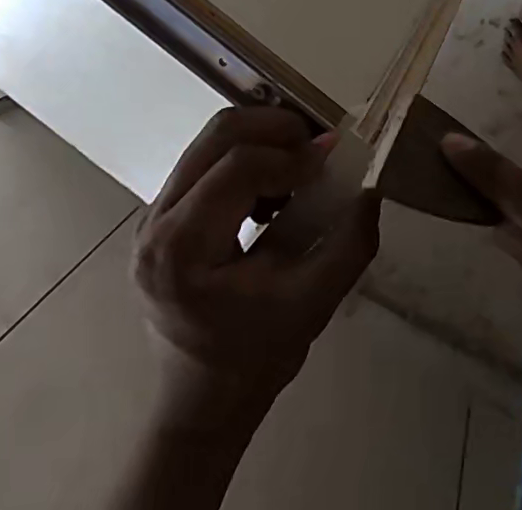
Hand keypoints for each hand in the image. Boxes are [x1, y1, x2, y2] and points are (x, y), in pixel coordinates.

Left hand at [132, 107, 380, 420]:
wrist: (204, 395)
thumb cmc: (257, 356)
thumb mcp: (315, 303)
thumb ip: (349, 242)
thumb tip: (369, 186)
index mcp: (182, 250)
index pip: (238, 168)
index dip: (292, 155)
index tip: (331, 160)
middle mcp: (155, 223)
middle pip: (217, 136)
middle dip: (275, 127)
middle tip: (318, 145)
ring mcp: (152, 215)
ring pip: (210, 141)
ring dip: (262, 139)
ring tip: (299, 168)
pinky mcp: (162, 213)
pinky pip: (206, 160)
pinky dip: (247, 156)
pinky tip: (274, 188)